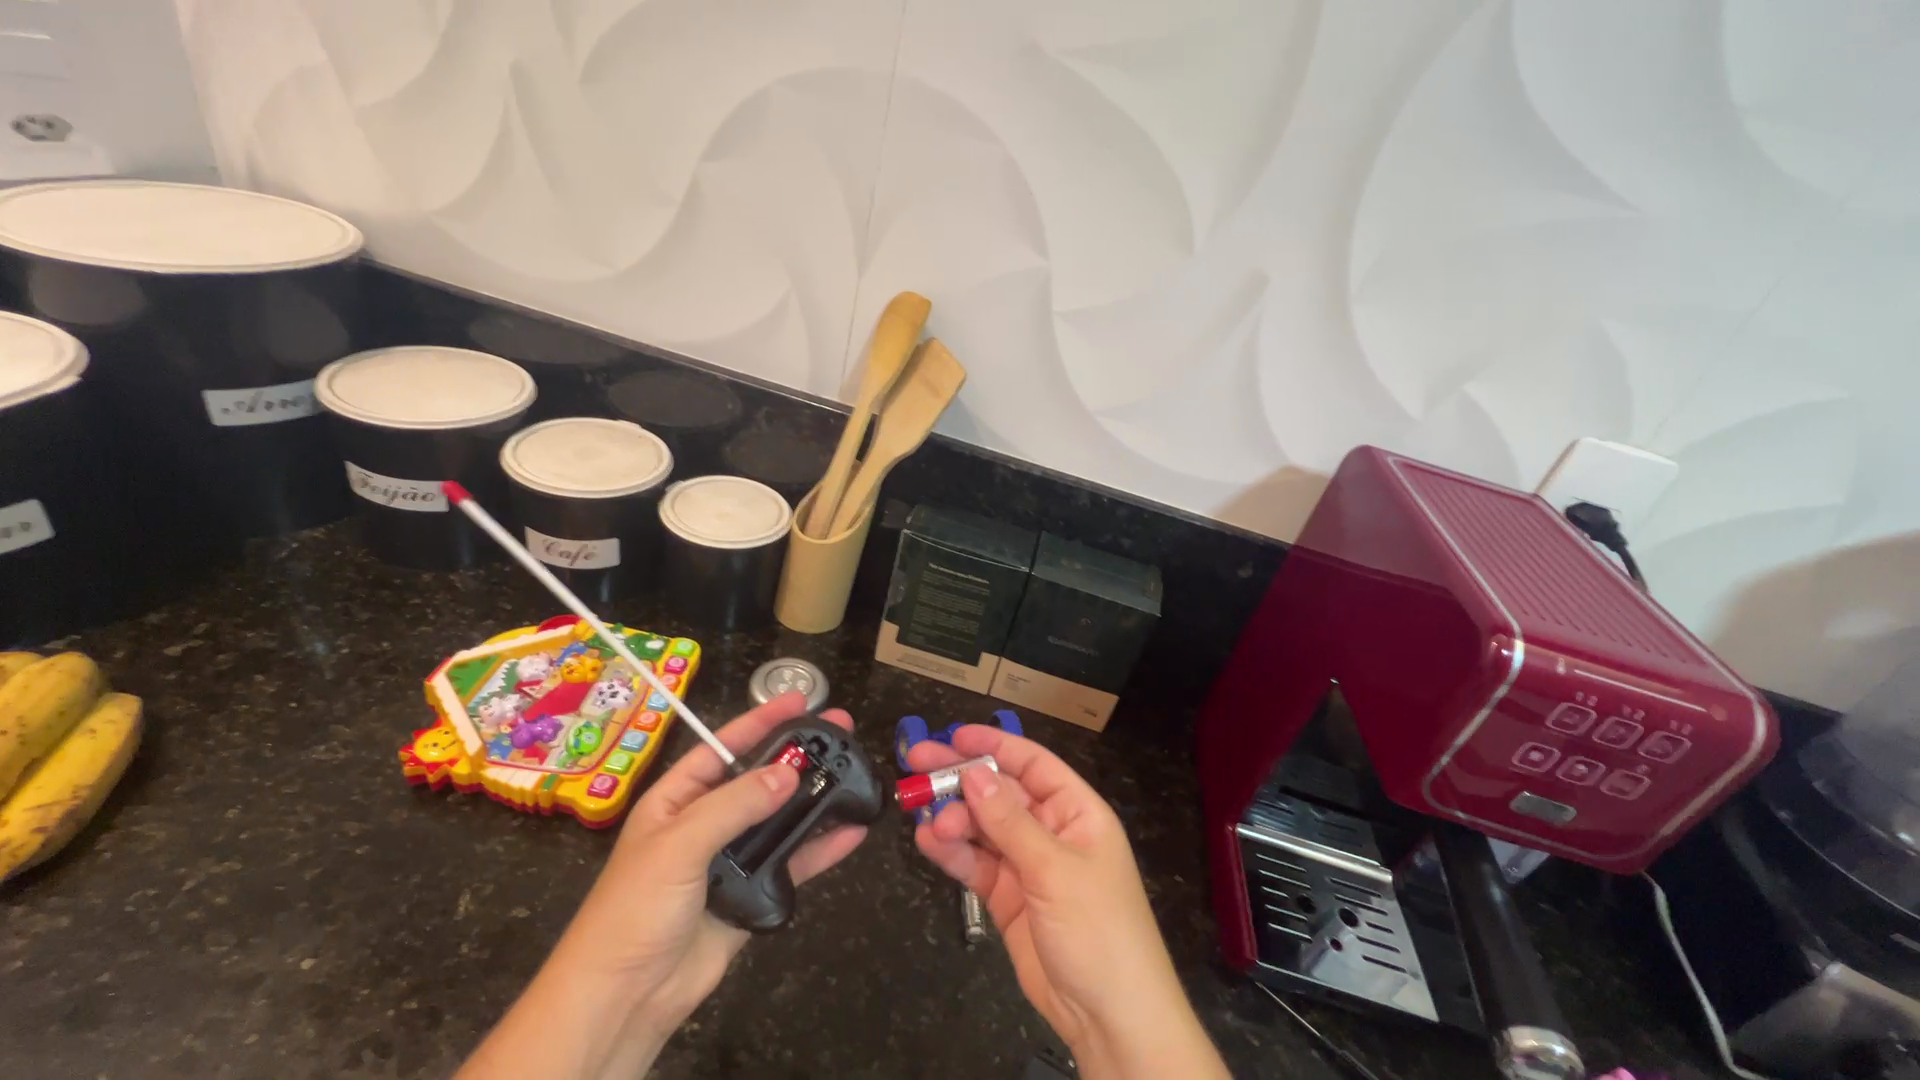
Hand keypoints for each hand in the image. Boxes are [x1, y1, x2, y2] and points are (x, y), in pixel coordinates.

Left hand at [459, 692, 865, 1079]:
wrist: (627, 995)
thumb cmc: (637, 908)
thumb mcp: (679, 844)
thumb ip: (735, 806)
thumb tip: (789, 774)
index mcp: (676, 799)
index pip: (724, 748)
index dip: (761, 722)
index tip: (800, 701)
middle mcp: (706, 822)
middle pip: (760, 779)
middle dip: (799, 756)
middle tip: (842, 732)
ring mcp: (731, 859)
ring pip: (781, 819)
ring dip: (815, 800)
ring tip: (856, 774)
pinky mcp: (752, 894)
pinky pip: (793, 862)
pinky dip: (822, 848)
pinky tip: (852, 831)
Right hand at [909, 727, 1226, 1079]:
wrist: (1110, 1016)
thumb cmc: (1098, 930)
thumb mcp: (1055, 870)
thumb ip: (1010, 823)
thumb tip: (973, 775)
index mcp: (1077, 812)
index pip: (1033, 764)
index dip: (994, 746)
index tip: (953, 736)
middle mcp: (1052, 831)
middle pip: (1000, 793)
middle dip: (961, 780)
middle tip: (916, 764)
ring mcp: (1028, 866)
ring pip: (982, 828)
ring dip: (953, 818)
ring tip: (925, 818)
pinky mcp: (1008, 898)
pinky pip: (976, 864)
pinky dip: (952, 852)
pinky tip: (929, 842)